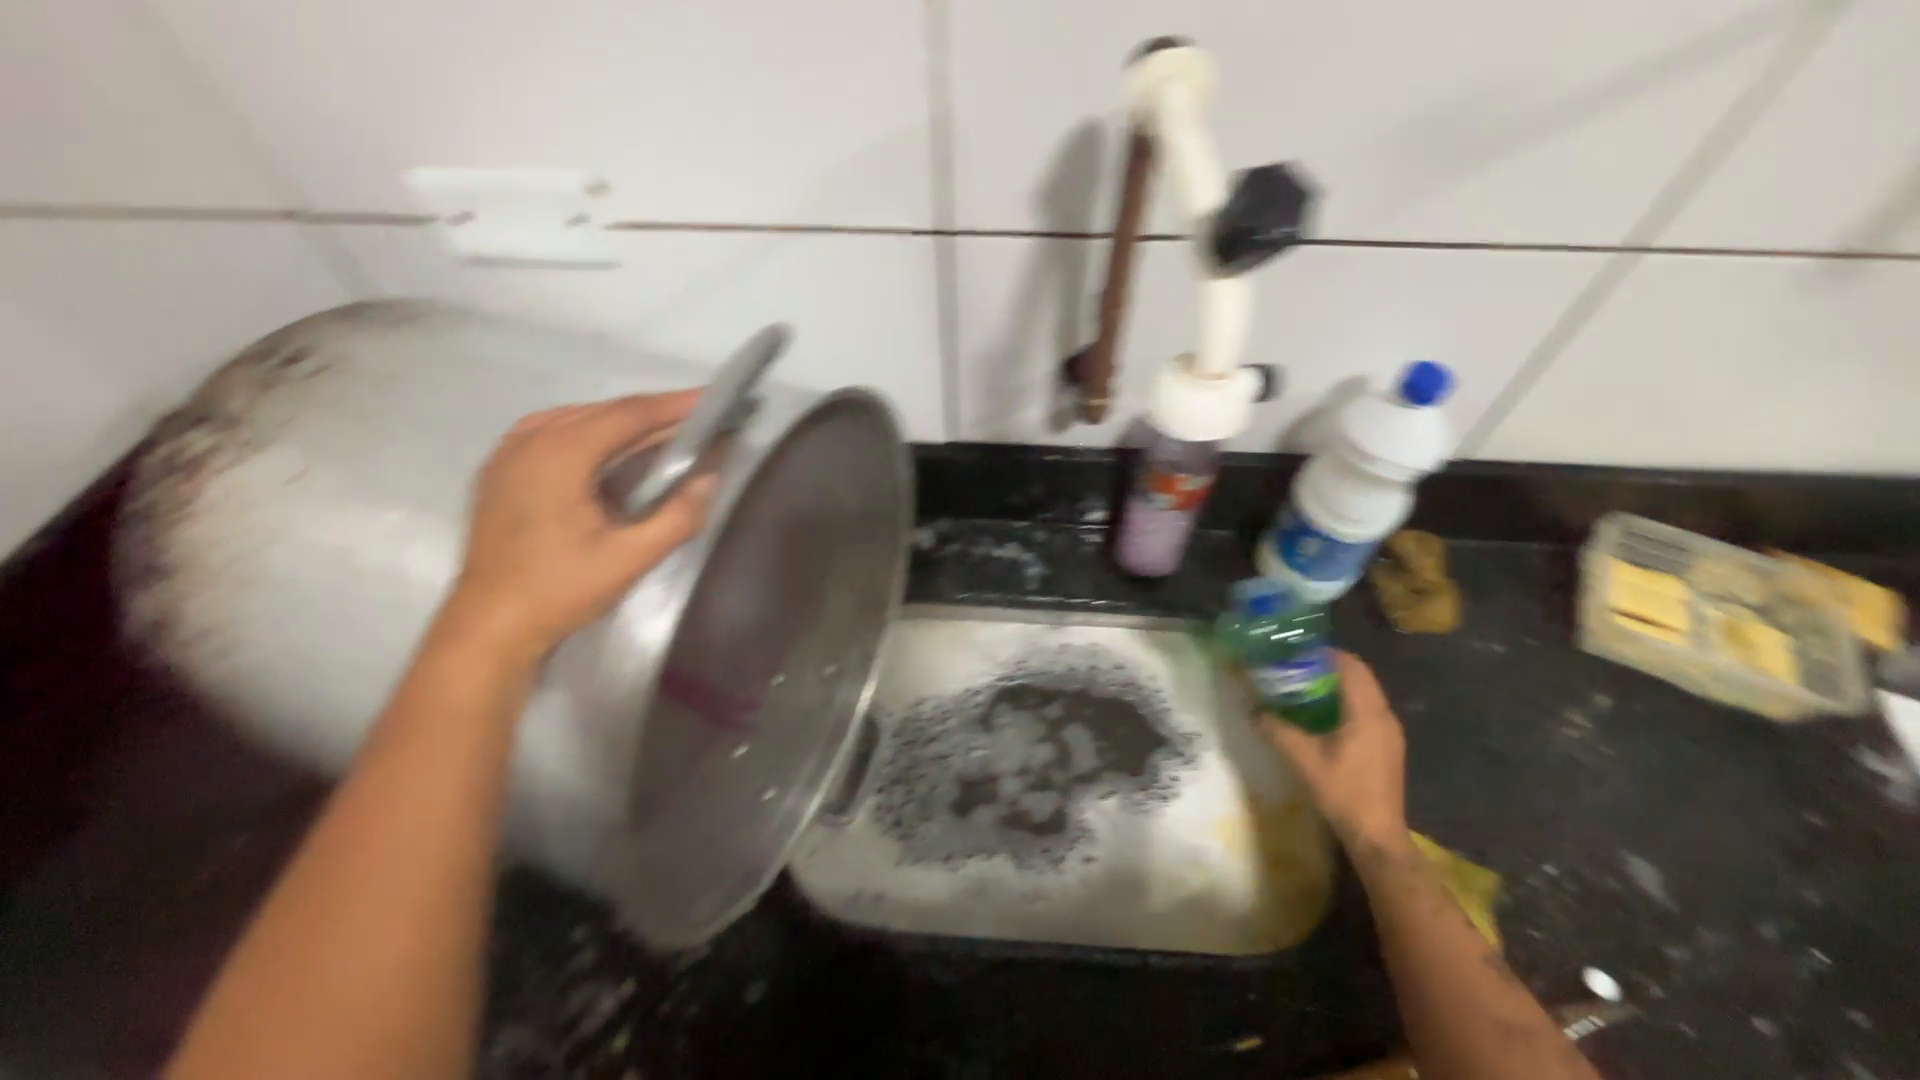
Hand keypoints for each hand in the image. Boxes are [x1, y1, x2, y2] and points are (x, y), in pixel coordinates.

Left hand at [447, 391, 715, 658]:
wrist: (489, 624)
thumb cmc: (559, 590)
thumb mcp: (629, 559)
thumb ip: (676, 516)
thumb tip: (711, 479)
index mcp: (559, 454)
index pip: (628, 414)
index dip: (673, 405)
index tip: (712, 399)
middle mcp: (529, 439)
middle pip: (602, 411)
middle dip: (652, 413)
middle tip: (696, 417)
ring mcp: (507, 452)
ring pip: (576, 418)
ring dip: (620, 422)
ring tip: (661, 431)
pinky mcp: (499, 470)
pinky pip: (551, 432)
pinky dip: (588, 432)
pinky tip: (607, 449)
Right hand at [1262, 650, 1408, 852]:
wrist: (1377, 835)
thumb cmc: (1343, 793)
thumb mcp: (1303, 760)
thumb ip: (1277, 730)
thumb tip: (1252, 709)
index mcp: (1367, 713)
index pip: (1350, 666)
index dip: (1325, 653)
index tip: (1296, 651)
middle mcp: (1384, 715)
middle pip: (1360, 676)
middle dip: (1329, 666)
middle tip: (1296, 666)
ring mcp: (1389, 731)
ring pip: (1365, 692)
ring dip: (1338, 684)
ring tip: (1304, 686)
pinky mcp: (1387, 745)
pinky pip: (1368, 709)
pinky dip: (1346, 701)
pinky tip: (1322, 715)